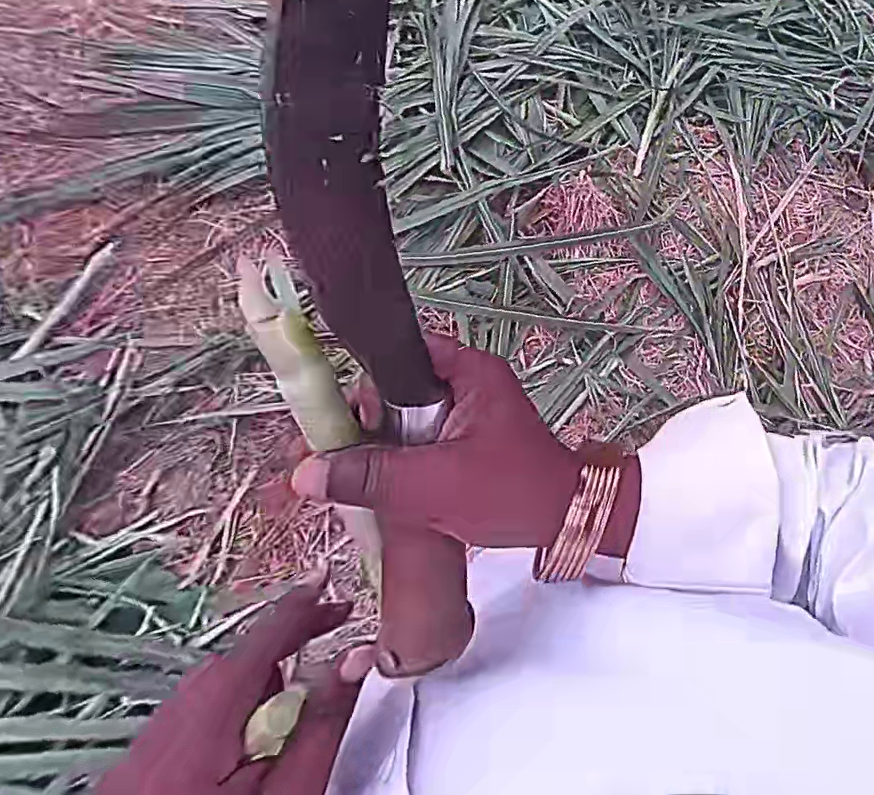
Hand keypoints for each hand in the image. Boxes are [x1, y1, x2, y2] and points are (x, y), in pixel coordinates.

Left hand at [97, 582, 372, 794]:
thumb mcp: (290, 793)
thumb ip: (324, 720)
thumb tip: (357, 656)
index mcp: (207, 719)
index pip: (265, 636)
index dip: (305, 605)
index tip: (331, 583)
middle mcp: (167, 723)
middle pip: (237, 660)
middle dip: (282, 658)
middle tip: (321, 670)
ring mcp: (142, 751)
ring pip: (212, 689)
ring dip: (256, 692)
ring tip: (279, 737)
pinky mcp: (132, 774)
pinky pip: (190, 718)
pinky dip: (226, 718)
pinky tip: (239, 760)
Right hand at [291, 335, 638, 555]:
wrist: (565, 519)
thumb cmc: (515, 491)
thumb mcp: (437, 484)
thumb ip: (374, 475)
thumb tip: (308, 472)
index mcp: (469, 371)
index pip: (403, 353)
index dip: (367, 380)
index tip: (340, 417)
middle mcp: (467, 383)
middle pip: (398, 390)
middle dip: (367, 424)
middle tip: (341, 457)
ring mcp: (467, 413)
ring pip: (405, 421)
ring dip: (381, 449)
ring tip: (355, 477)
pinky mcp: (465, 441)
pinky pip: (419, 442)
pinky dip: (399, 463)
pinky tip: (379, 488)